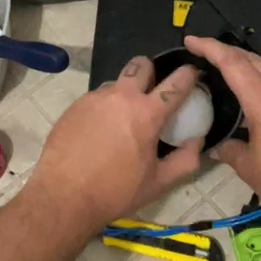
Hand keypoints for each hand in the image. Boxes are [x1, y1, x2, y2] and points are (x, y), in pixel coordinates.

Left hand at [23, 56, 203, 231]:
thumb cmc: (115, 192)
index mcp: (147, 114)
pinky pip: (96, 98)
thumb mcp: (159, 183)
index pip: (176, 83)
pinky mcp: (74, 106)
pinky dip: (103, 108)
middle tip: (152, 91)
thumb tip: (197, 140)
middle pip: (141, 65)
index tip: (192, 73)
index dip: (189, 74)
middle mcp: (121, 97)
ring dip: (124, 93)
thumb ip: (186, 160)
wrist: (63, 196)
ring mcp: (94, 98)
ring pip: (116, 83)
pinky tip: (98, 132)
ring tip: (121, 120)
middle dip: (151, 71)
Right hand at [183, 35, 260, 226]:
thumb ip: (230, 150)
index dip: (210, 48)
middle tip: (204, 54)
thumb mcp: (249, 167)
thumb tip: (218, 146)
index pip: (233, 63)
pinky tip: (251, 106)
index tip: (191, 40)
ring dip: (246, 69)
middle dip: (227, 52)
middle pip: (252, 60)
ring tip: (225, 78)